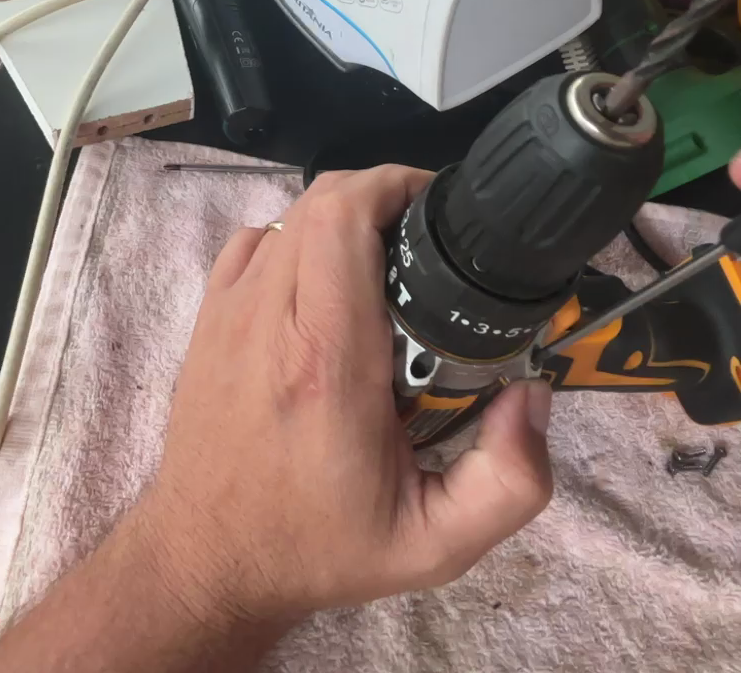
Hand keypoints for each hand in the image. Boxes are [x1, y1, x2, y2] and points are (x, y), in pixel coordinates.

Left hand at [120, 165, 553, 629]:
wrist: (208, 555)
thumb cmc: (318, 545)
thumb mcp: (435, 543)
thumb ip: (510, 479)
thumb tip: (532, 393)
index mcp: (329, 358)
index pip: (343, 218)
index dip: (392, 186)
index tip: (435, 203)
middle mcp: (271, 317)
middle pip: (321, 202)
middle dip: (378, 192)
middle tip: (423, 230)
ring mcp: (229, 309)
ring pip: (290, 216)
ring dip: (341, 215)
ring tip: (382, 254)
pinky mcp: (208, 315)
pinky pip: (255, 242)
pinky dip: (295, 237)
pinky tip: (320, 278)